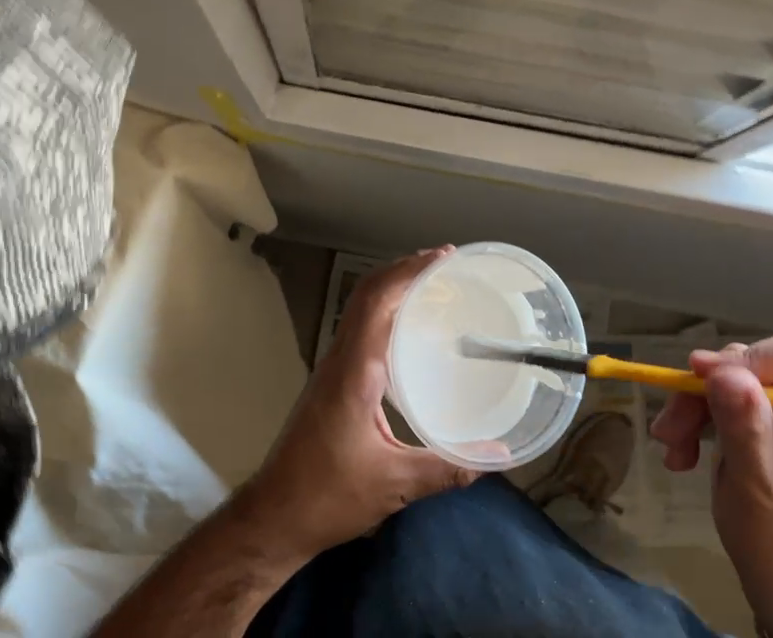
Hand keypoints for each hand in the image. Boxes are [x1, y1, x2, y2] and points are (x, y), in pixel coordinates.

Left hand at [234, 246, 479, 558]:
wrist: (275, 516)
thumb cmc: (329, 495)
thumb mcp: (395, 483)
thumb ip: (448, 468)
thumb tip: (497, 455)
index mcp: (354, 370)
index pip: (378, 300)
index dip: (409, 271)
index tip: (445, 256)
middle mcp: (341, 360)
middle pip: (366, 295)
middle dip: (403, 270)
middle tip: (446, 265)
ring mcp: (332, 370)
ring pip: (360, 311)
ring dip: (392, 289)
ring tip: (432, 287)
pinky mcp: (332, 384)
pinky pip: (360, 332)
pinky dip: (385, 315)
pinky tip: (409, 334)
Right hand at [649, 333, 772, 637]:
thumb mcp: (760, 488)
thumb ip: (744, 427)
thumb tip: (722, 372)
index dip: (746, 359)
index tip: (698, 374)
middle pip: (754, 368)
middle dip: (707, 393)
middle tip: (669, 429)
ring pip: (730, 382)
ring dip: (693, 408)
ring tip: (670, 446)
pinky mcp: (764, 426)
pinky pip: (722, 402)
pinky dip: (695, 422)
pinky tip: (680, 454)